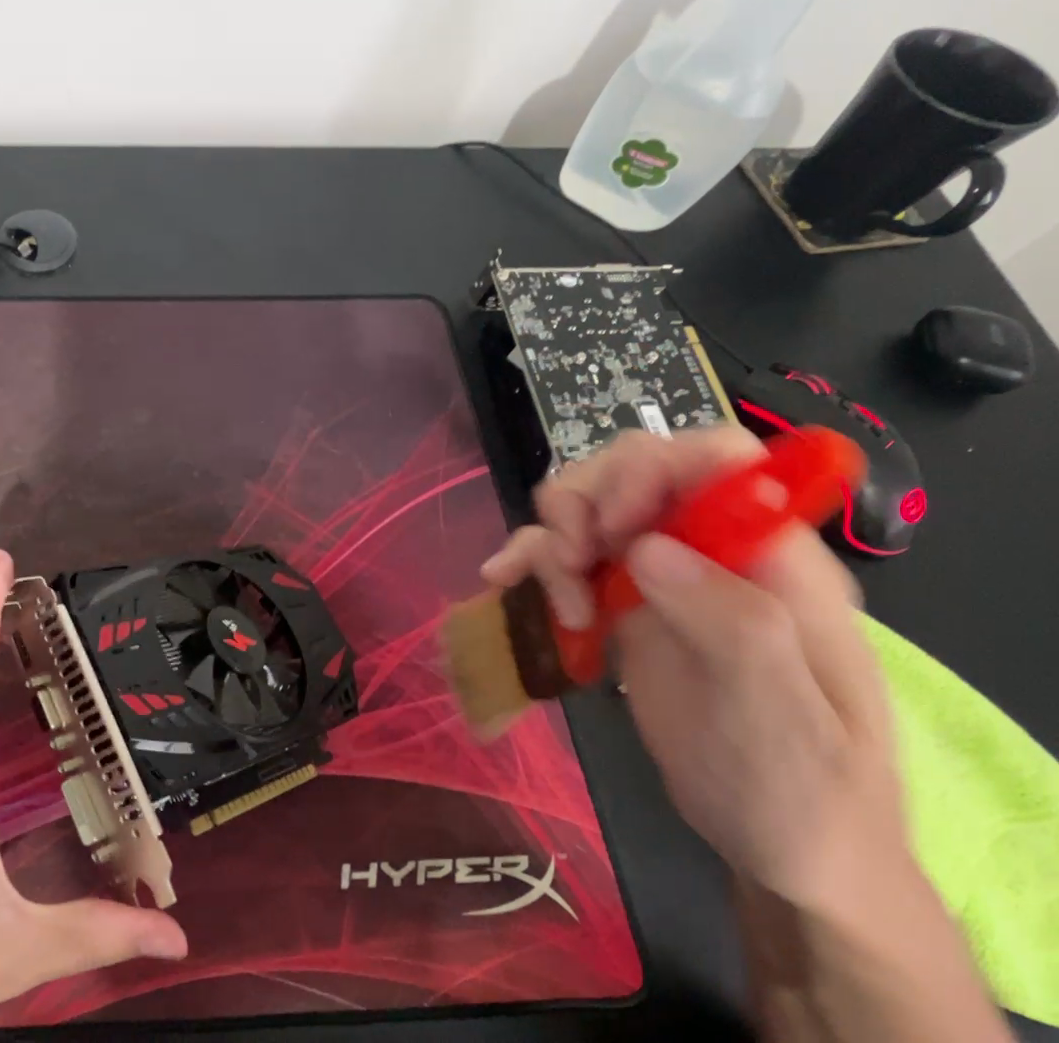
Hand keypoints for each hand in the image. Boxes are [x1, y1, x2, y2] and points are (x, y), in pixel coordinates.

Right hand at [479, 429, 908, 908]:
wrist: (785, 848)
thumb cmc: (801, 787)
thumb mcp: (781, 716)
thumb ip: (731, 622)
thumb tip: (649, 547)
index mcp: (773, 560)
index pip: (717, 461)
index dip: (652, 468)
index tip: (608, 527)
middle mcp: (714, 553)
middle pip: (636, 472)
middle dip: (586, 501)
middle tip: (570, 564)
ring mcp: (665, 581)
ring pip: (590, 510)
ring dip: (552, 537)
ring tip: (556, 602)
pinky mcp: (624, 611)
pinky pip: (565, 559)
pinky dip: (531, 562)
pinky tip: (507, 586)